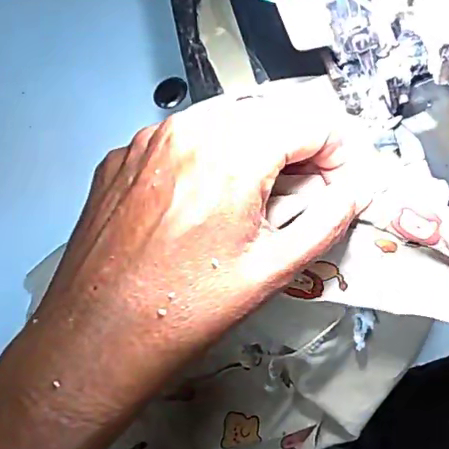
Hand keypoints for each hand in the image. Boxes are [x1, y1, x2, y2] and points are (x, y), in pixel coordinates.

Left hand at [0, 92, 369, 444]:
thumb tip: (353, 193)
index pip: (310, 120)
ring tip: (262, 196)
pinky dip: (210, 155)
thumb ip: (326, 221)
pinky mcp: (125, 157)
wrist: (96, 337)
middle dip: (301, 145)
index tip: (341, 179)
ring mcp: (148, 141)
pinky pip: (184, 137)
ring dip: (257, 146)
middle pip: (269, 111)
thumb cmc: (174, 313)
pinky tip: (210, 200)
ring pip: (225, 118)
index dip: (338, 150)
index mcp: (229, 154)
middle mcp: (185, 133)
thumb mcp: (270, 271)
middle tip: (312, 188)